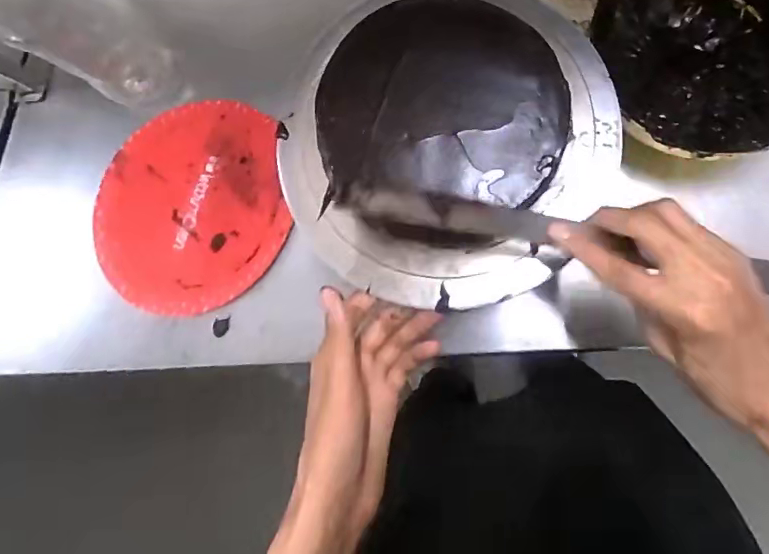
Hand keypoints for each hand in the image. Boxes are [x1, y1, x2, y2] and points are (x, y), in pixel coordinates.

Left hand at [270, 288, 440, 553]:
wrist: (341, 492)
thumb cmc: (335, 433)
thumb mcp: (338, 380)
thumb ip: (338, 334)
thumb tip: (328, 289)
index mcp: (335, 353)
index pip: (353, 314)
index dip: (374, 295)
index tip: (398, 276)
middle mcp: (353, 362)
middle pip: (380, 328)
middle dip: (402, 311)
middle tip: (430, 296)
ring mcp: (372, 381)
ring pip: (395, 346)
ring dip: (415, 331)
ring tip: (440, 317)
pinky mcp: (388, 400)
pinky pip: (404, 369)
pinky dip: (419, 356)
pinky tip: (437, 348)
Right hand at [550, 200, 768, 433]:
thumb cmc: (719, 383)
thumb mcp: (666, 348)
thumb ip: (638, 301)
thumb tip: (616, 265)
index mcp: (683, 306)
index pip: (620, 266)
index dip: (584, 245)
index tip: (558, 228)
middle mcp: (702, 271)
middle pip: (643, 222)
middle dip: (609, 217)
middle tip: (589, 226)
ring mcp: (721, 255)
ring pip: (667, 210)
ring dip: (635, 213)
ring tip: (619, 229)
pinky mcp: (733, 251)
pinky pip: (688, 223)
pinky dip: (661, 224)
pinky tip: (652, 240)